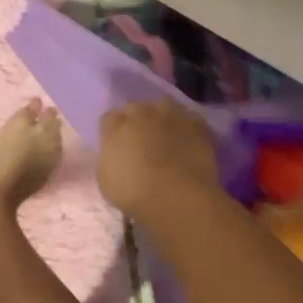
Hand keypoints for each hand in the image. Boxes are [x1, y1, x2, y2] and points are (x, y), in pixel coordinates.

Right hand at [97, 100, 218, 220]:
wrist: (176, 196)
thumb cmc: (133, 193)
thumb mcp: (106, 179)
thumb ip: (109, 158)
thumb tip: (116, 154)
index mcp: (116, 126)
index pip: (109, 119)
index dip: (112, 131)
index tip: (115, 145)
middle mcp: (142, 113)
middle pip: (135, 109)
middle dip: (136, 121)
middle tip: (140, 141)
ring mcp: (171, 115)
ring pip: (163, 106)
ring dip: (161, 118)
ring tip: (165, 135)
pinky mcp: (196, 124)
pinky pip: (188, 119)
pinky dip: (185, 127)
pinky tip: (186, 141)